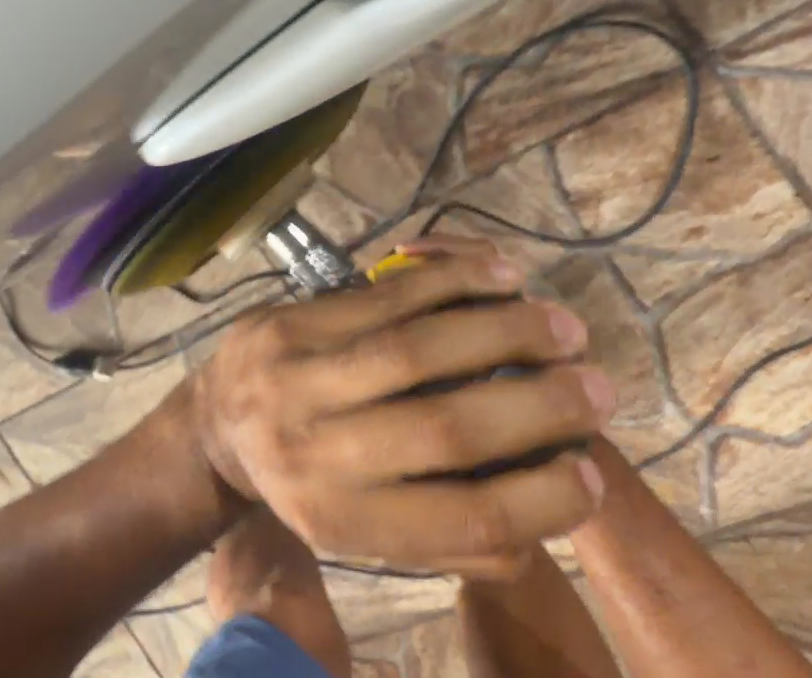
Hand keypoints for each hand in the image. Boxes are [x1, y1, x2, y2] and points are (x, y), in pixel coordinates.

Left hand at [185, 237, 613, 571]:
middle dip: (537, 406)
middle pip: (445, 430)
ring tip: (560, 325)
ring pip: (414, 351)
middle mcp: (315, 452)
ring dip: (500, 332)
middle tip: (598, 386)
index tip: (593, 476)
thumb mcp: (362, 532)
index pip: (462, 519)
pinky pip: (379, 299)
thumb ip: (448, 536)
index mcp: (340, 519)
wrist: (212, 422)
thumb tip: (550, 512)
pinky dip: (447, 282)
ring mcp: (295, 379)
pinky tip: (498, 275)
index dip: (542, 501)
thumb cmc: (303, 481)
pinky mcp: (286, 324)